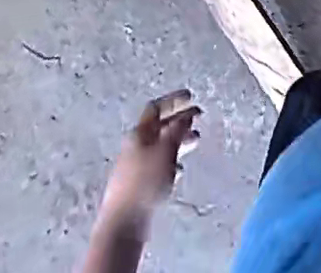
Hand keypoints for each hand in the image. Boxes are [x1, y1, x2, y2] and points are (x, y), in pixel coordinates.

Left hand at [97, 90, 200, 225]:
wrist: (122, 224)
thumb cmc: (145, 182)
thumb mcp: (166, 150)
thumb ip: (177, 129)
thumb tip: (185, 115)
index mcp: (138, 133)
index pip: (156, 107)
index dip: (173, 99)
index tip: (190, 96)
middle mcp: (134, 146)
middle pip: (159, 126)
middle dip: (179, 120)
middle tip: (198, 116)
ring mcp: (134, 166)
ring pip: (159, 145)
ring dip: (177, 140)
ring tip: (195, 141)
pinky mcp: (137, 185)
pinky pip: (157, 164)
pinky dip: (170, 161)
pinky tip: (179, 169)